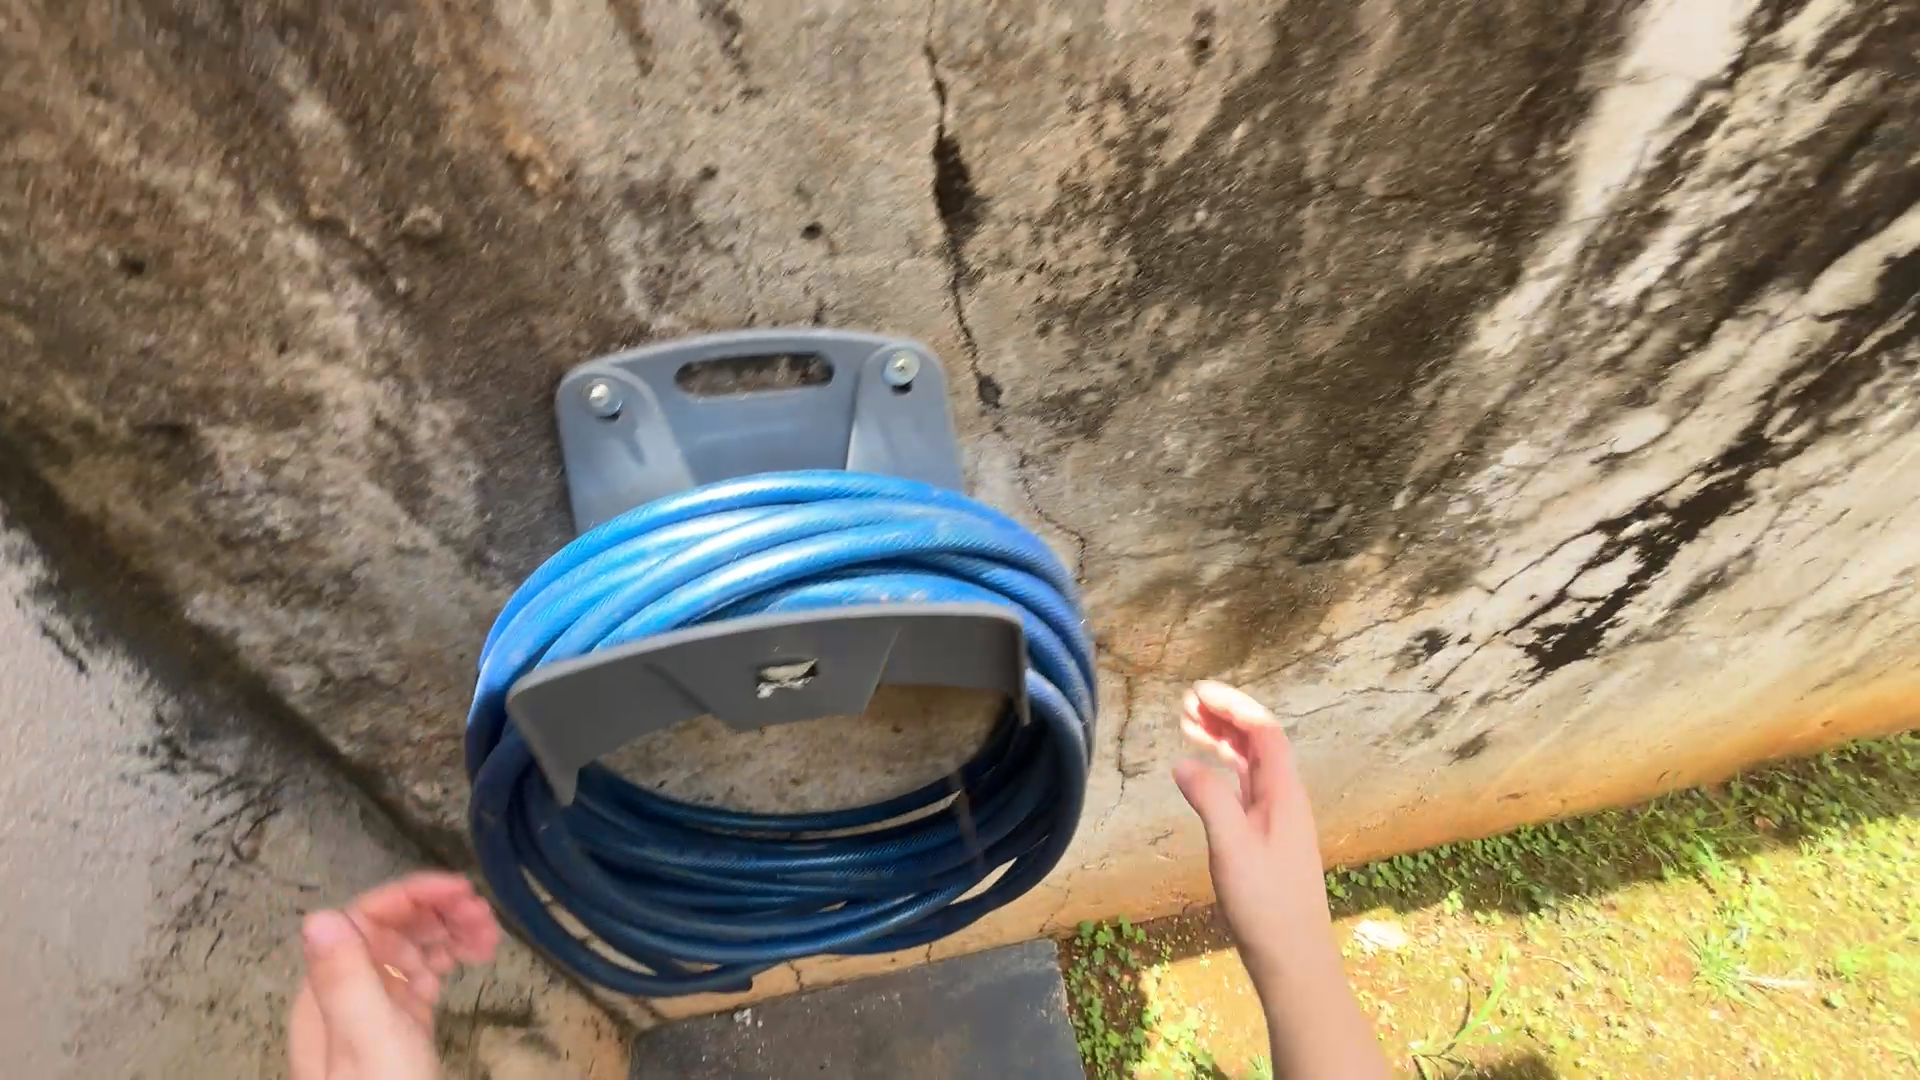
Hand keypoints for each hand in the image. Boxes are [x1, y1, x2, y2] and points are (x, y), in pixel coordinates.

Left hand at [289, 872, 501, 1079]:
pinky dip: (456, 954)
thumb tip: (318, 915)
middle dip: (442, 912)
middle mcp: (347, 990)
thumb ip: (345, 978)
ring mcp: (374, 1005)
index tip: (464, 889)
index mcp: (328, 990)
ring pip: (417, 944)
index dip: (414, 895)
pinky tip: (480, 955)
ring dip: (456, 930)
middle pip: (396, 927)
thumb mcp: (367, 1037)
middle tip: (486, 915)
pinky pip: (428, 969)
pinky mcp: (400, 1018)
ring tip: (492, 935)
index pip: (366, 918)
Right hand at [1172, 681, 1332, 983]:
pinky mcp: (1264, 835)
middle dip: (1224, 716)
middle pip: (1257, 741)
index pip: (1263, 730)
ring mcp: (1275, 817)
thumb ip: (1208, 798)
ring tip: (1186, 723)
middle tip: (1186, 703)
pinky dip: (1220, 767)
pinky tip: (1200, 769)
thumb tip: (1182, 762)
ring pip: (1248, 763)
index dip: (1233, 705)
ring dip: (1221, 739)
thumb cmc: (1264, 901)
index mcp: (1283, 792)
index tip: (1198, 692)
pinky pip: (1242, 785)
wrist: (1292, 959)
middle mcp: (1283, 797)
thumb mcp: (1231, 845)